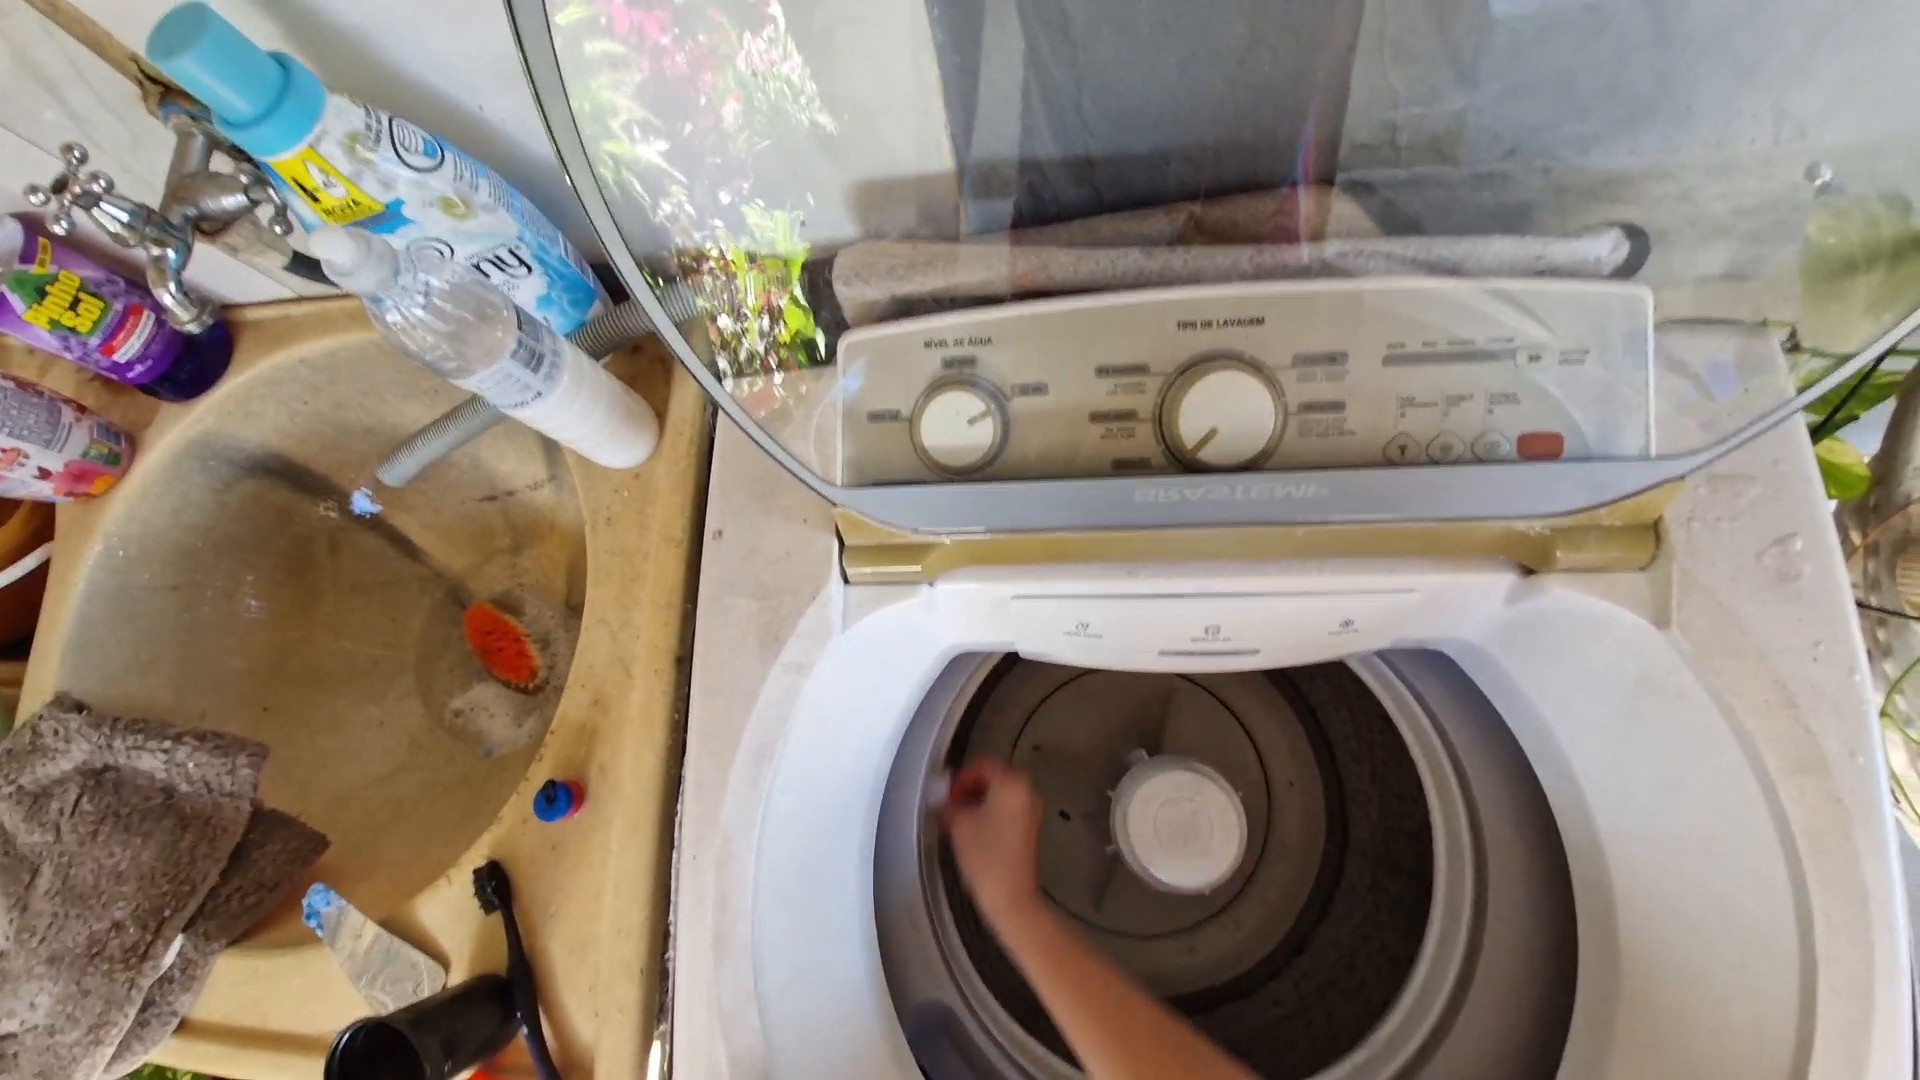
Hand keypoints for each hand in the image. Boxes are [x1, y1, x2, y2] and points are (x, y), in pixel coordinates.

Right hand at [940, 760, 1043, 925]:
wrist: (1010, 896)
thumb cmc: (986, 857)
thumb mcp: (959, 824)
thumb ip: (948, 804)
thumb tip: (942, 800)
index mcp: (1012, 783)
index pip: (983, 764)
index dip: (961, 776)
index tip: (947, 790)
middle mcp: (1026, 792)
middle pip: (993, 779)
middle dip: (968, 789)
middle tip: (949, 803)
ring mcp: (1031, 811)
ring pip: (999, 796)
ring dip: (977, 802)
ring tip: (956, 818)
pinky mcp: (1029, 829)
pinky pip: (1006, 811)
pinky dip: (989, 814)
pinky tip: (971, 830)